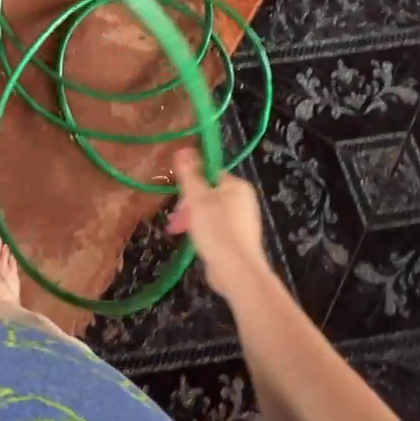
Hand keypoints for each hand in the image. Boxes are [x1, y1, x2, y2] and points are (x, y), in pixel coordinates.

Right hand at [167, 148, 270, 298]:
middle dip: (188, 204)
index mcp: (237, 187)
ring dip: (191, 218)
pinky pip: (216, 228)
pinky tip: (192, 240)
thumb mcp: (197, 197)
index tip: (178, 196)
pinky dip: (202, 231)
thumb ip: (190, 173)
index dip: (190, 182)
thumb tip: (185, 148)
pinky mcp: (238, 240)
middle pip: (208, 193)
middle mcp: (243, 201)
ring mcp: (242, 222)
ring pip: (210, 212)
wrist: (236, 271)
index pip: (209, 173)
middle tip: (175, 217)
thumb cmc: (216, 229)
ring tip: (176, 230)